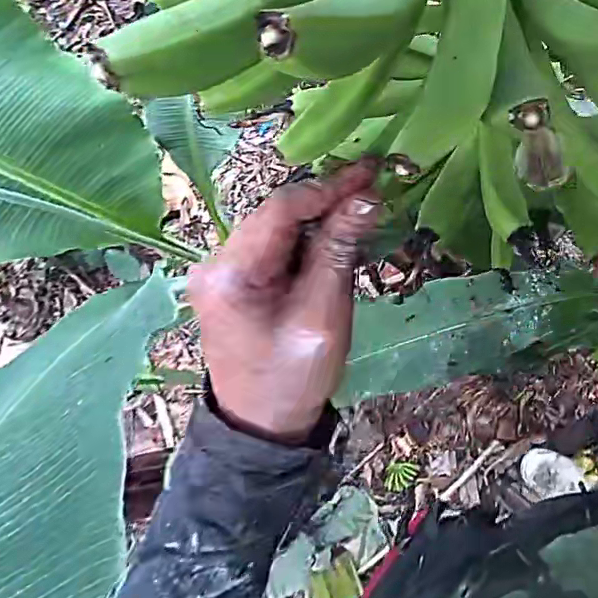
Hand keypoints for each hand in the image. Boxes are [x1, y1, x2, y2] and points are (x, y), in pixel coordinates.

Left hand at [187, 160, 382, 443]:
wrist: (263, 423)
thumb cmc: (293, 373)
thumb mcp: (323, 312)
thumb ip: (339, 250)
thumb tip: (367, 197)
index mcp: (230, 272)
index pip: (282, 209)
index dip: (329, 188)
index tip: (372, 175)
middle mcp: (220, 262)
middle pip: (281, 212)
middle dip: (330, 195)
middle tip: (376, 180)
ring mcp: (229, 270)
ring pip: (285, 224)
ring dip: (327, 212)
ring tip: (369, 201)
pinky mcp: (245, 278)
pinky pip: (284, 242)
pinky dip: (318, 232)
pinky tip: (346, 228)